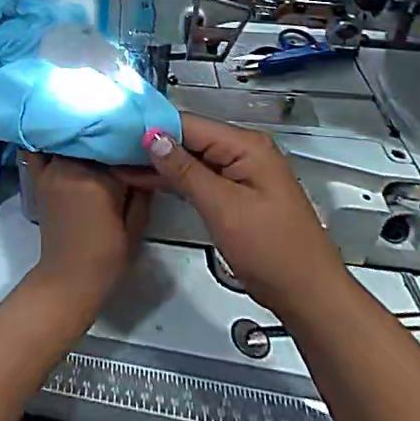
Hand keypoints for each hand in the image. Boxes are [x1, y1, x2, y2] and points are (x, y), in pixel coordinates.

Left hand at [19, 152, 152, 314]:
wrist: (69, 279)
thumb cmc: (107, 257)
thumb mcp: (136, 226)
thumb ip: (143, 192)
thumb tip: (149, 162)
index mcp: (100, 181)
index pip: (119, 147)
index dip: (131, 144)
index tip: (141, 142)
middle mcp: (73, 169)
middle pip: (93, 139)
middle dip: (107, 136)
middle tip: (121, 137)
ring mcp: (52, 172)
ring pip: (71, 141)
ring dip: (84, 137)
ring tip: (98, 136)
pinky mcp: (40, 179)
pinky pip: (40, 151)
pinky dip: (50, 141)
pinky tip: (64, 136)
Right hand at [135, 114, 351, 318]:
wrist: (308, 295)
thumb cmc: (273, 252)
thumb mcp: (223, 208)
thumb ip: (185, 171)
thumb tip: (153, 137)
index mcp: (247, 146)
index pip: (189, 125)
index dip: (152, 127)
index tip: (116, 132)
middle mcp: (245, 152)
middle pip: (190, 139)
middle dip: (152, 144)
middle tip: (111, 148)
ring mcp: (242, 173)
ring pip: (192, 159)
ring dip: (160, 163)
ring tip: (120, 162)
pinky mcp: (237, 194)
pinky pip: (200, 177)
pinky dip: (175, 180)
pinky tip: (147, 180)